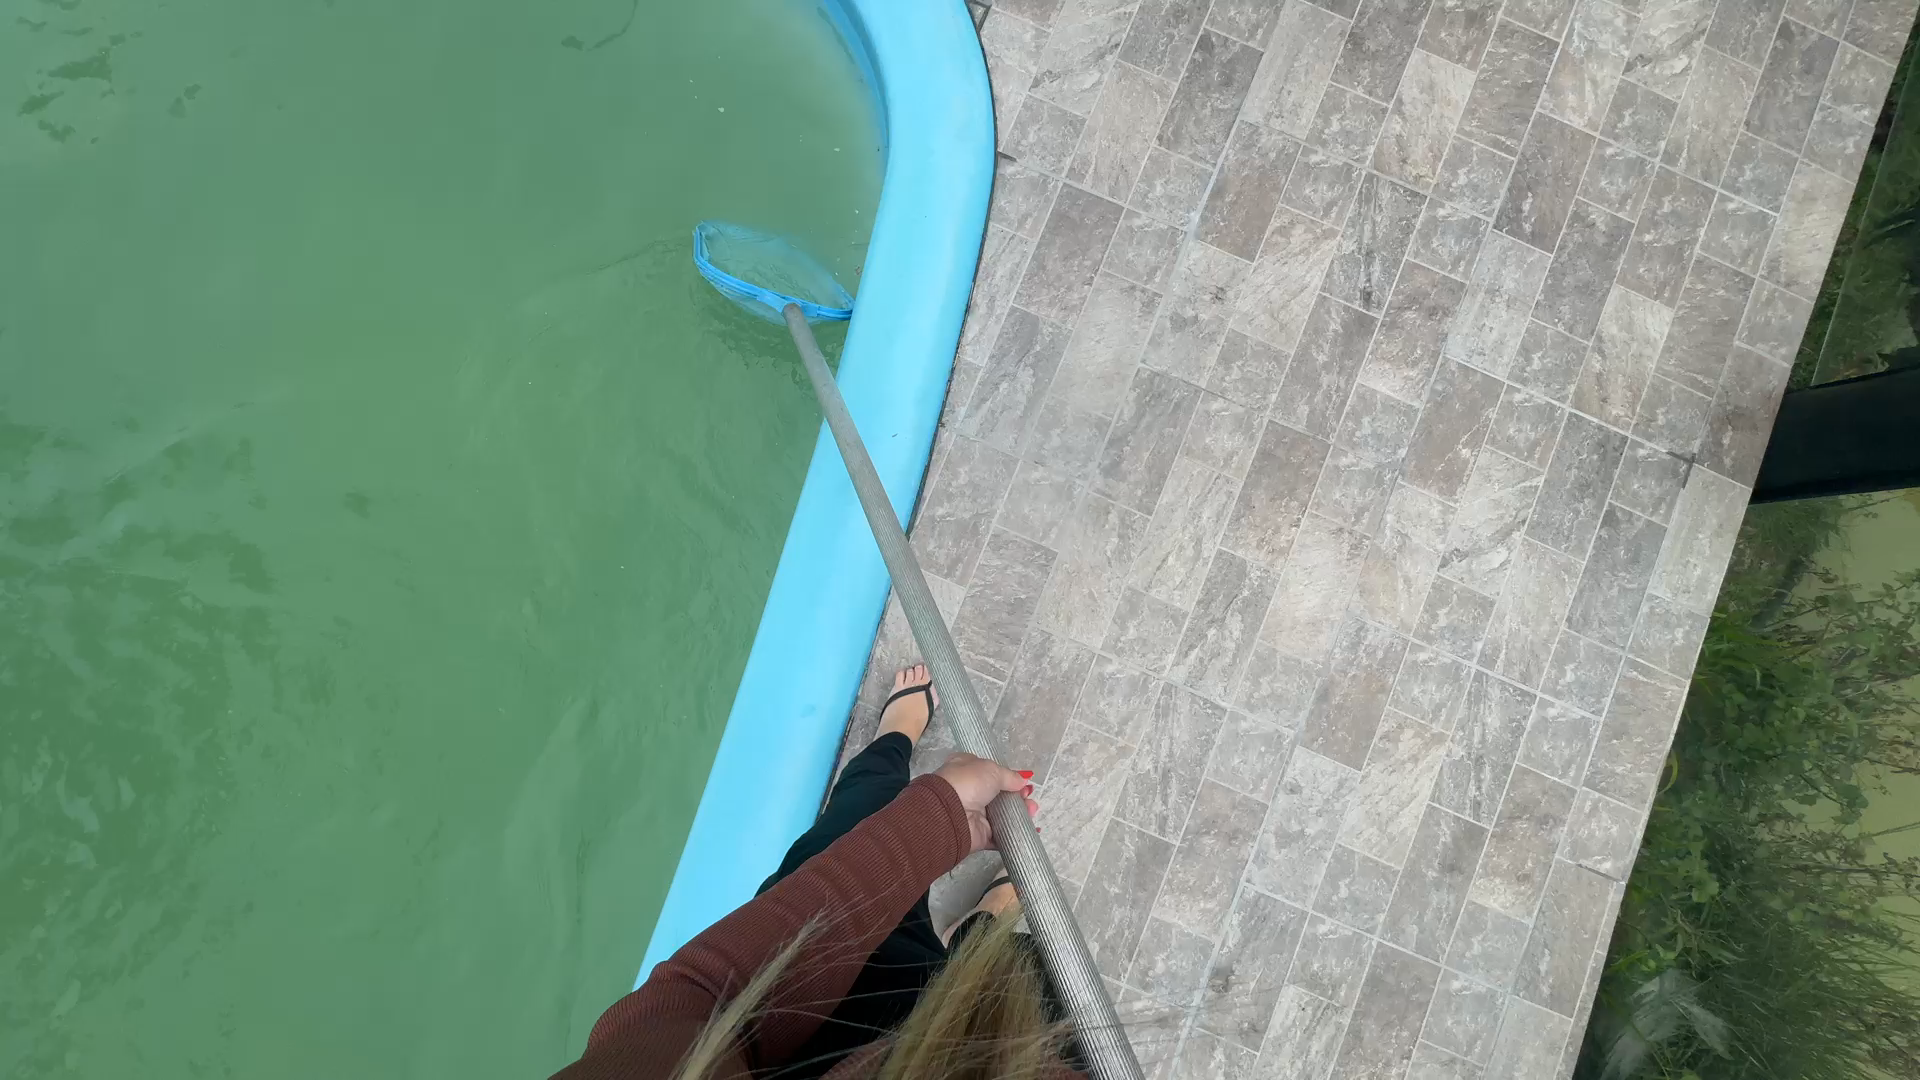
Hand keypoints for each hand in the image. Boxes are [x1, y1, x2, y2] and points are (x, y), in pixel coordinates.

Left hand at [932, 753, 1037, 853]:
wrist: (948, 813)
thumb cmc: (968, 782)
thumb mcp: (991, 770)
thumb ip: (1009, 776)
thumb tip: (1023, 780)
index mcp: (967, 769)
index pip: (991, 773)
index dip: (1008, 778)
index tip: (1023, 783)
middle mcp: (970, 791)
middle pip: (1000, 795)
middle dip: (1018, 797)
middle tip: (1030, 800)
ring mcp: (974, 814)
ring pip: (1002, 815)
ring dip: (1020, 813)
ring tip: (1033, 811)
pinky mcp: (980, 835)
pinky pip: (1001, 835)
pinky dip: (1016, 833)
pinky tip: (1031, 830)